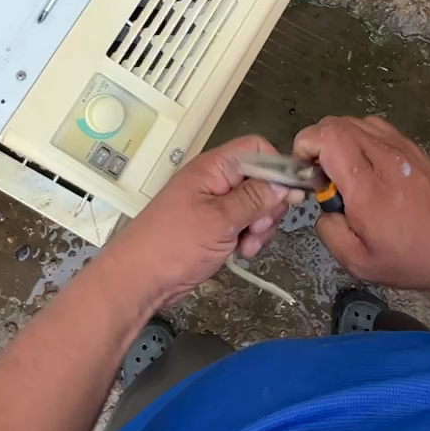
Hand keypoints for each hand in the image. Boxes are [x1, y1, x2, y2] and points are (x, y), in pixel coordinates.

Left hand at [93, 135, 291, 309]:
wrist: (139, 280)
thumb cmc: (174, 245)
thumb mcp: (220, 220)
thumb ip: (254, 199)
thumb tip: (285, 182)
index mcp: (214, 167)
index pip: (257, 150)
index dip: (277, 168)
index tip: (289, 196)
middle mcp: (215, 180)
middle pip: (261, 180)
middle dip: (269, 205)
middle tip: (259, 228)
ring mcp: (215, 204)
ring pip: (256, 206)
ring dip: (260, 227)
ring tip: (247, 246)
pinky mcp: (215, 226)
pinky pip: (244, 224)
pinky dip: (249, 238)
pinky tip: (241, 253)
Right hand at [295, 116, 429, 294]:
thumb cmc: (411, 258)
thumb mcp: (358, 262)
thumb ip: (328, 231)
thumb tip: (323, 207)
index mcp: (366, 186)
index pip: (327, 137)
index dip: (306, 145)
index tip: (307, 171)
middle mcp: (383, 157)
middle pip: (335, 123)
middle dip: (317, 143)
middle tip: (322, 174)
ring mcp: (401, 147)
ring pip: (354, 121)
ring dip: (339, 139)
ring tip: (344, 169)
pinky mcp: (413, 146)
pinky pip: (375, 127)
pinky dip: (360, 138)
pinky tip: (367, 164)